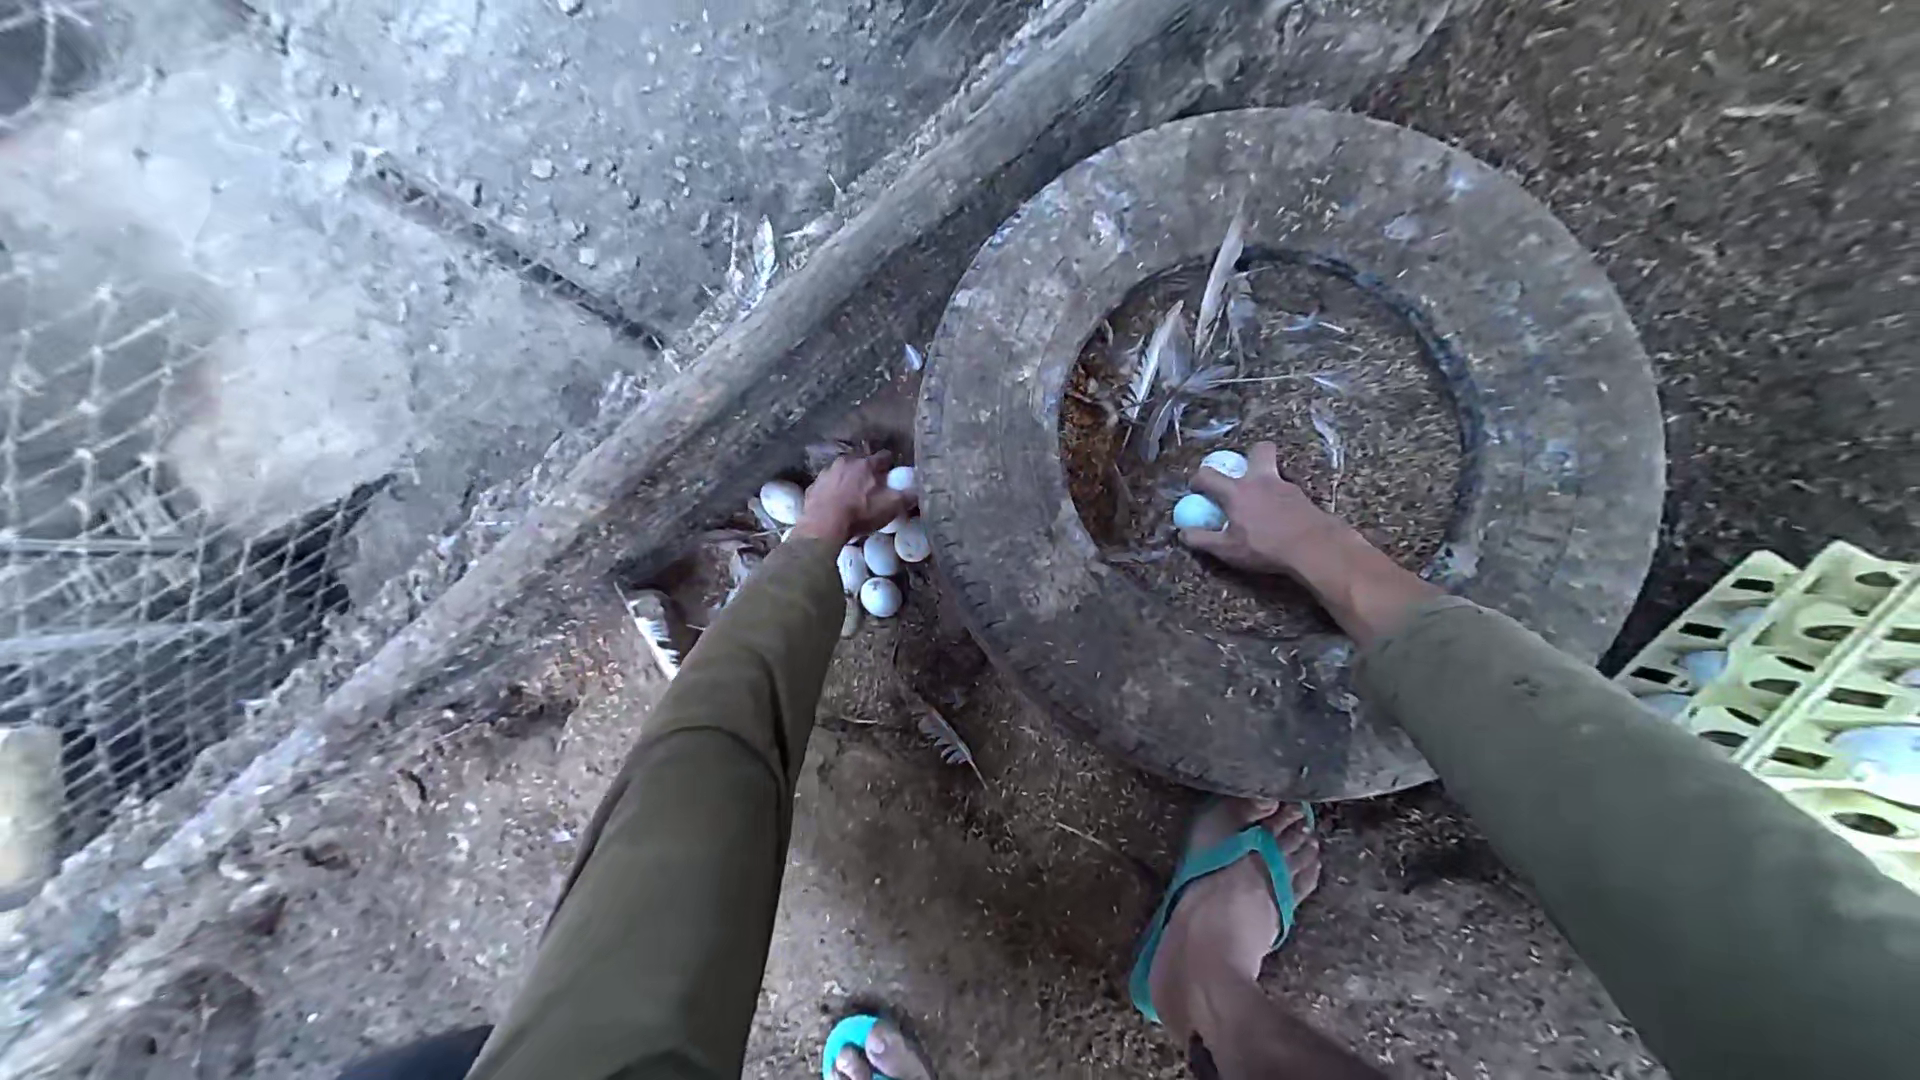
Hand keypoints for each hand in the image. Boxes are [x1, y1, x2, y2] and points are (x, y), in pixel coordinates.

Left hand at [790, 452, 913, 545]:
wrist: (823, 526)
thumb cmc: (860, 514)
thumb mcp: (891, 507)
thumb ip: (907, 496)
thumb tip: (919, 490)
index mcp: (866, 464)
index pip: (884, 456)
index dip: (890, 465)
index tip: (892, 474)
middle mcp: (845, 462)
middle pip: (861, 462)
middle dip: (868, 471)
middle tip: (873, 487)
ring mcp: (826, 473)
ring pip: (842, 471)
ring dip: (849, 479)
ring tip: (853, 496)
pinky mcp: (814, 486)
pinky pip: (827, 484)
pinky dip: (833, 490)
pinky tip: (836, 503)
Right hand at [1181, 442, 1439, 644]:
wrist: (1315, 548)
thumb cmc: (1265, 547)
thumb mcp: (1227, 549)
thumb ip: (1201, 539)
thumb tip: (1183, 533)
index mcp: (1236, 492)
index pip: (1208, 475)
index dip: (1197, 479)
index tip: (1196, 488)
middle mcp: (1260, 482)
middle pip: (1259, 451)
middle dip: (1249, 456)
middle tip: (1241, 475)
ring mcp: (1285, 487)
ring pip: (1274, 472)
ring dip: (1265, 481)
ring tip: (1260, 505)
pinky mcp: (1304, 498)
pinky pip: (1287, 492)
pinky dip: (1280, 500)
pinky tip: (1279, 518)